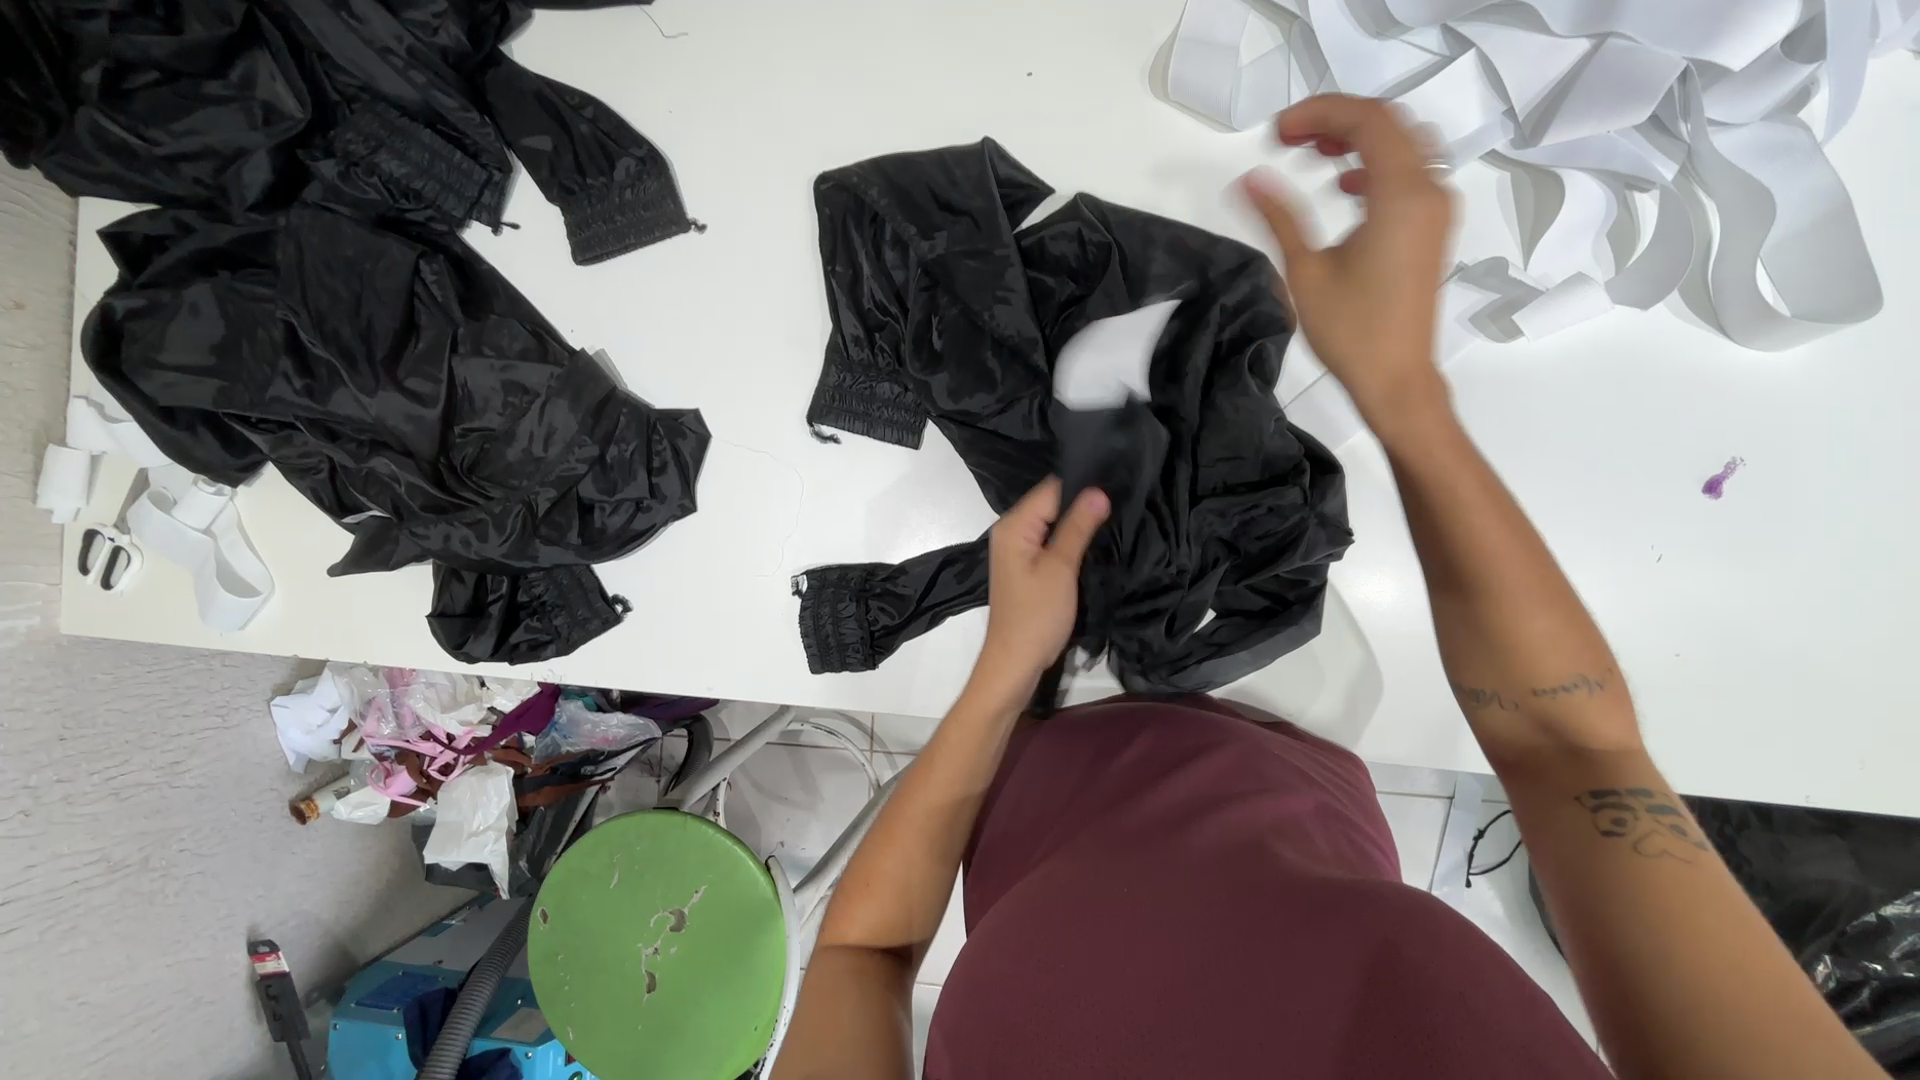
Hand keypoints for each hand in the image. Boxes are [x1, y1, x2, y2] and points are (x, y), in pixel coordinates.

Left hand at [973, 477, 1109, 693]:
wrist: (1016, 662)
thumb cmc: (1037, 616)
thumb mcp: (1061, 568)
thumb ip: (1078, 527)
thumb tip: (1099, 491)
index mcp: (1013, 526)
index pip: (1050, 489)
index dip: (1082, 486)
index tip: (1116, 484)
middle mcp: (1011, 532)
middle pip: (1050, 504)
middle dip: (1082, 503)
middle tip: (1120, 500)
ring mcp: (1017, 550)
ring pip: (1052, 523)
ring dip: (1077, 523)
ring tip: (1113, 517)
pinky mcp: (1027, 567)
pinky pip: (1050, 542)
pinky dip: (1069, 541)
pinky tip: (1092, 541)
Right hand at [1240, 94, 1453, 439]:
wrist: (1397, 377)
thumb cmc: (1350, 331)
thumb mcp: (1305, 272)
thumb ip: (1280, 217)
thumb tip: (1248, 180)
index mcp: (1400, 195)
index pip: (1367, 120)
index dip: (1319, 112)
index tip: (1276, 131)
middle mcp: (1429, 191)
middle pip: (1388, 124)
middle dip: (1335, 120)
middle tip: (1287, 138)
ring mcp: (1436, 209)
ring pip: (1402, 146)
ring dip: (1357, 140)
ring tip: (1312, 154)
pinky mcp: (1432, 228)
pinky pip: (1409, 174)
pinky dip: (1375, 166)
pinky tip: (1343, 187)